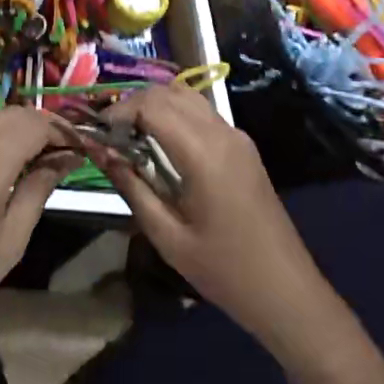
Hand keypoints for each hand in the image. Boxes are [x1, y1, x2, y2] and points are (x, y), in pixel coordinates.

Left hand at [0, 107, 82, 379]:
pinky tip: (4, 160)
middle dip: (41, 126)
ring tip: (39, 155)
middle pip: (10, 114)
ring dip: (16, 129)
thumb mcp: (11, 238)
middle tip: (65, 150)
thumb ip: (40, 186)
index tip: (82, 146)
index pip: (33, 124)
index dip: (61, 130)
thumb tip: (68, 157)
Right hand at [89, 85, 338, 355]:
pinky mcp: (243, 147)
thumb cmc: (223, 270)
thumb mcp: (167, 236)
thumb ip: (132, 187)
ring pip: (187, 97)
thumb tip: (101, 153)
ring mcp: (237, 137)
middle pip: (169, 92)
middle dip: (134, 104)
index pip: (152, 105)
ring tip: (131, 138)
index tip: (97, 133)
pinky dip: (175, 116)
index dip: (119, 112)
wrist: (286, 290)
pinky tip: (161, 147)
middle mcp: (222, 133)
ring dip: (155, 107)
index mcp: (204, 152)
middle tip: (110, 135)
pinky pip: (202, 114)